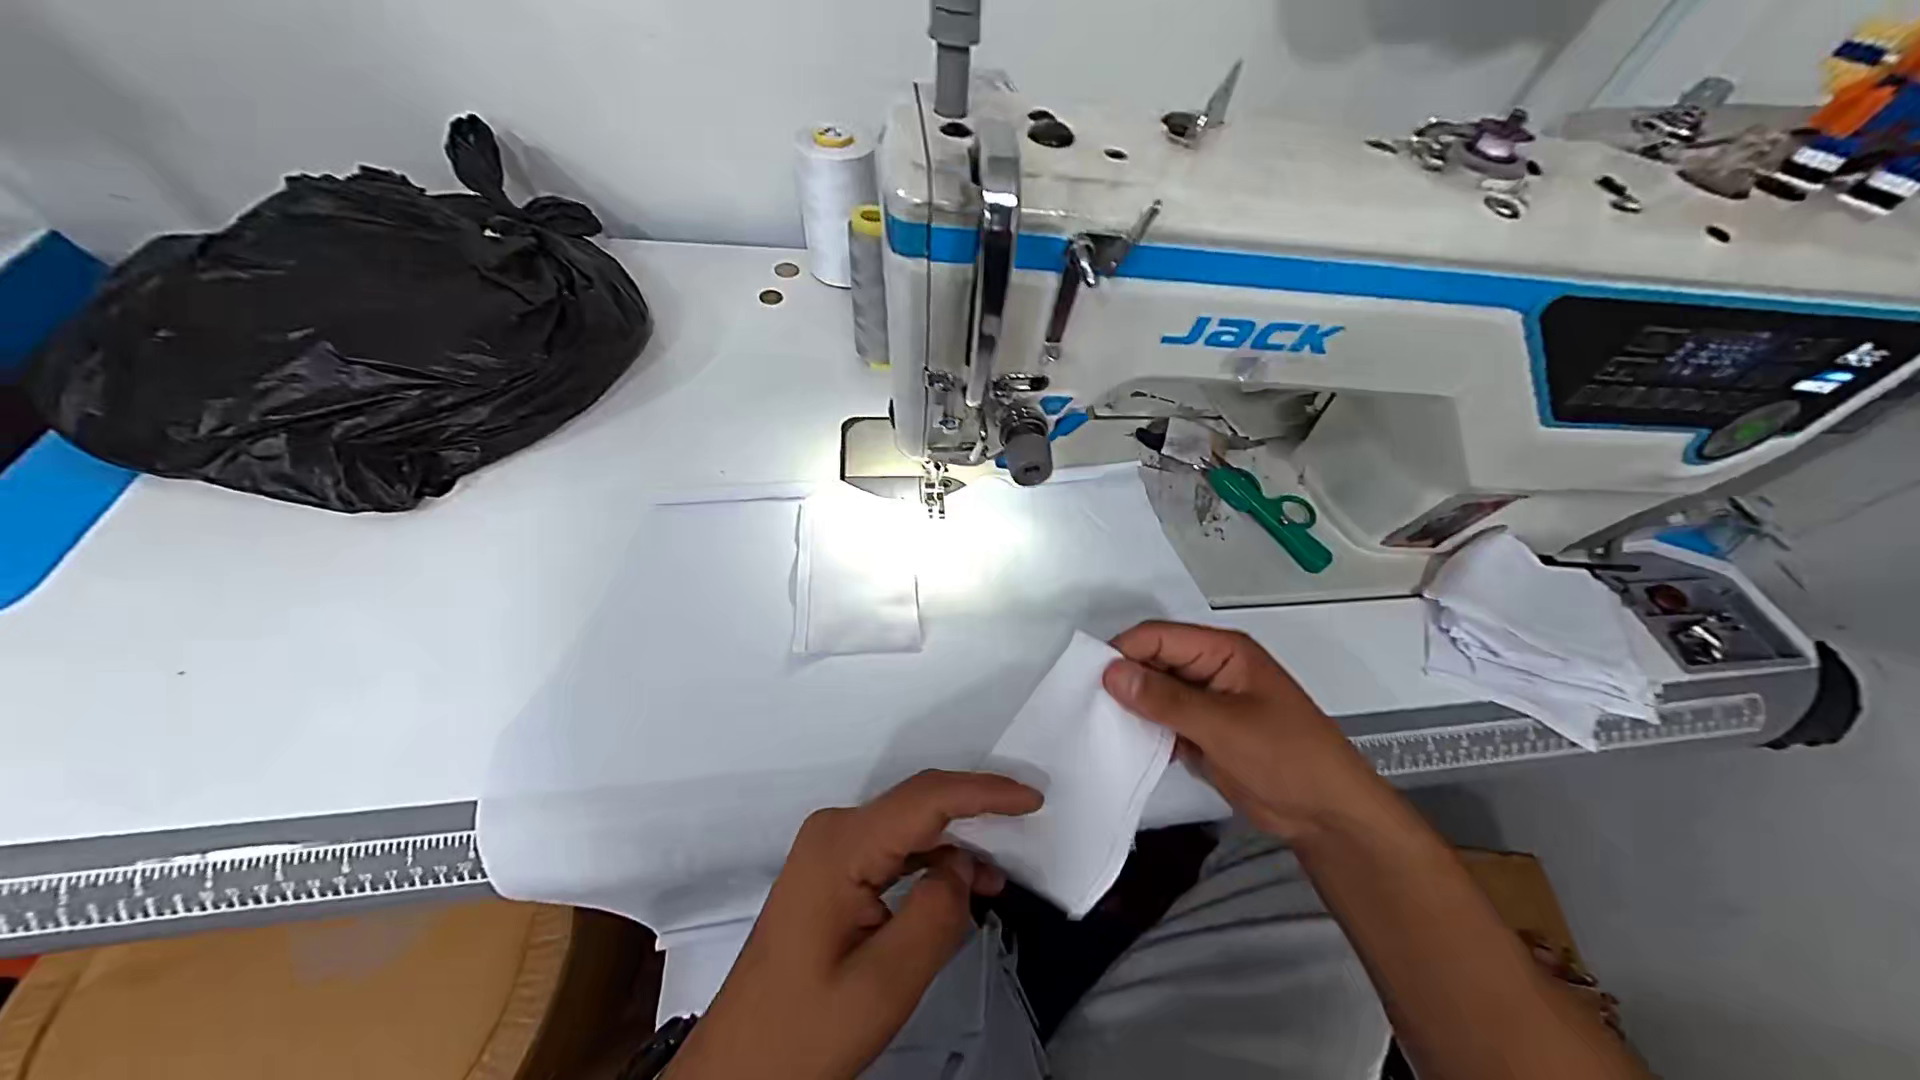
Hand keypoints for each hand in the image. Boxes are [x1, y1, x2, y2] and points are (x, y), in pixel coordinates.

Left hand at [664, 770, 1041, 1079]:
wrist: (738, 1068)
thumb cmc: (806, 1029)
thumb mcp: (885, 983)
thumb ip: (936, 914)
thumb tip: (962, 867)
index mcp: (842, 845)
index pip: (926, 799)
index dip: (983, 792)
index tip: (1032, 799)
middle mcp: (834, 832)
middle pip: (917, 805)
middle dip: (975, 812)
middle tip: (1026, 825)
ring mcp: (830, 850)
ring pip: (908, 827)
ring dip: (955, 844)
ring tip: (998, 878)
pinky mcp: (832, 871)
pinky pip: (893, 850)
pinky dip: (930, 863)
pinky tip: (957, 890)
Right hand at [1102, 620, 1387, 842]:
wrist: (1328, 816)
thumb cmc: (1285, 758)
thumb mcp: (1223, 725)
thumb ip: (1165, 699)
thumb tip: (1110, 673)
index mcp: (1221, 651)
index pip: (1158, 637)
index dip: (1124, 652)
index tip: (1090, 680)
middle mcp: (1210, 668)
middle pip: (1153, 661)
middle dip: (1124, 679)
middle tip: (1088, 705)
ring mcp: (1206, 702)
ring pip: (1154, 692)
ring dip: (1132, 706)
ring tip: (1098, 725)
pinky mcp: (1202, 732)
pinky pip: (1162, 720)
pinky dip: (1145, 729)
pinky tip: (1124, 744)